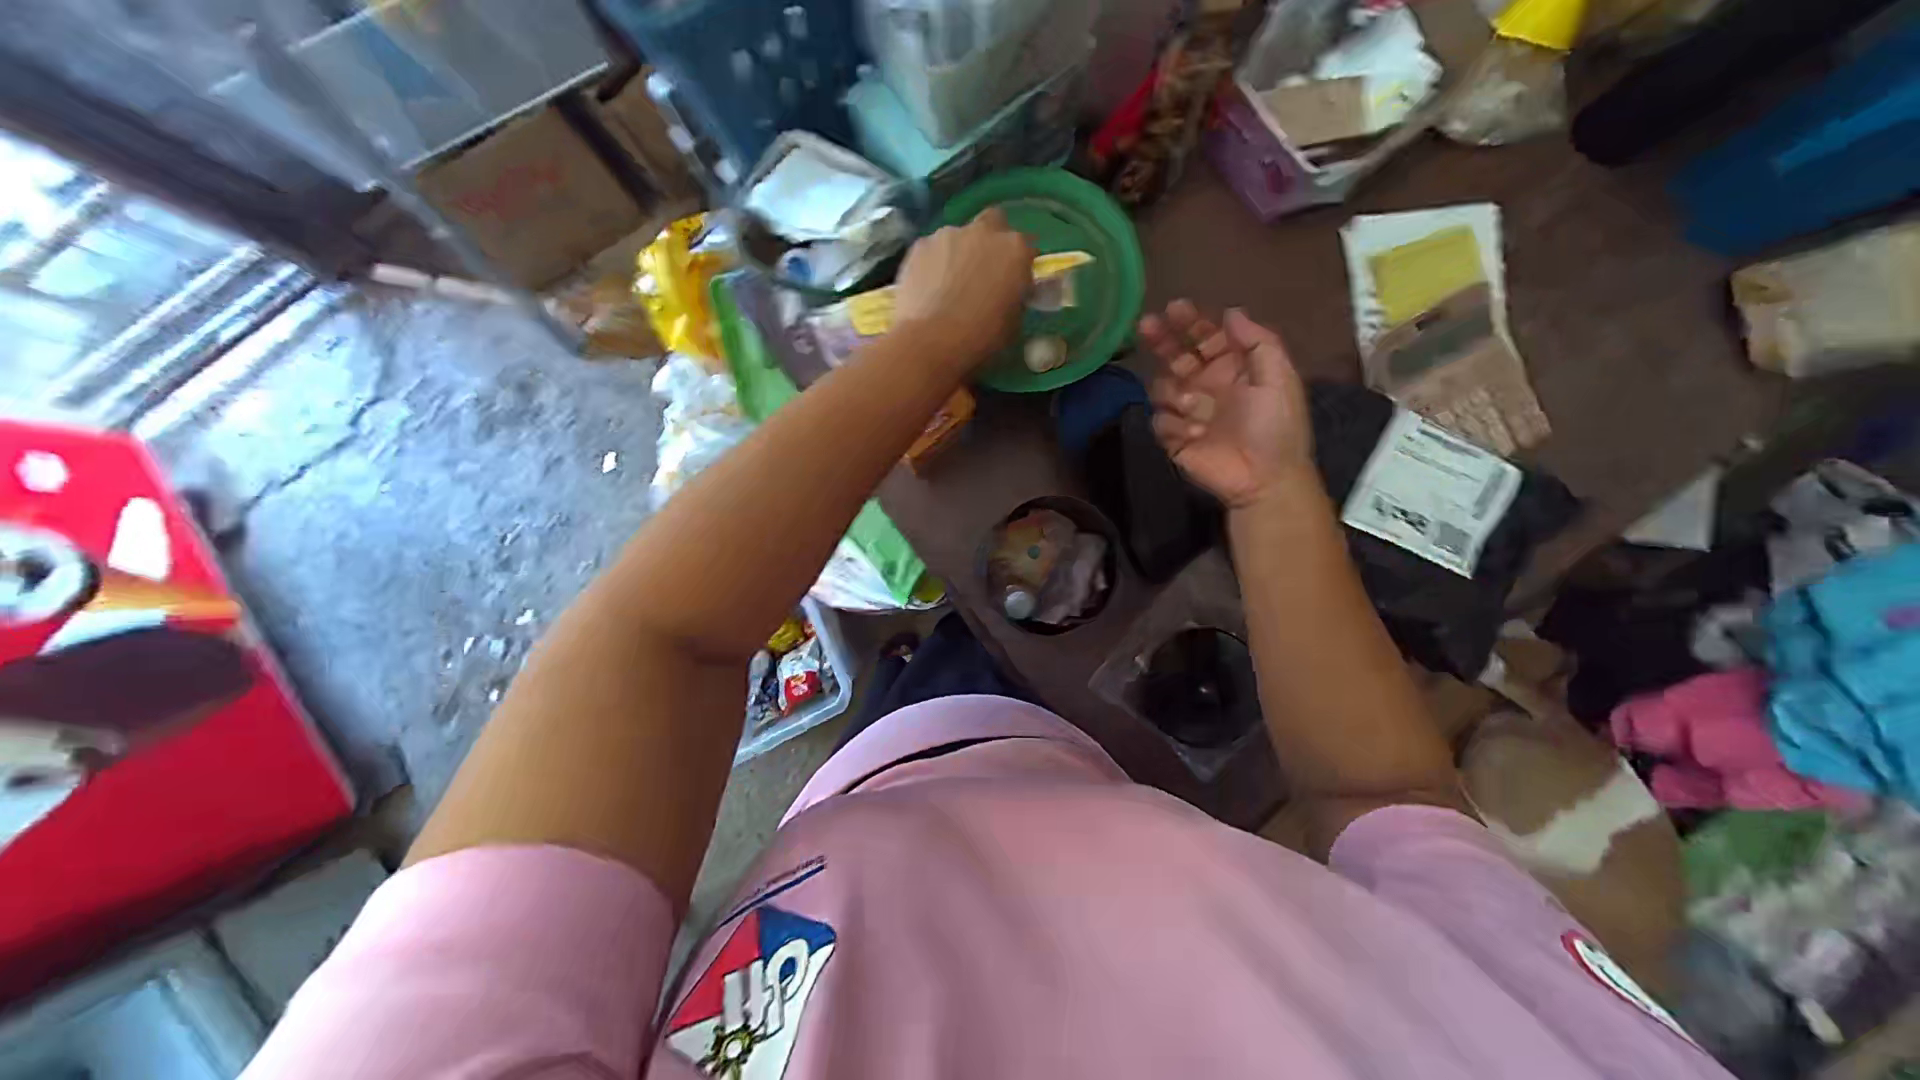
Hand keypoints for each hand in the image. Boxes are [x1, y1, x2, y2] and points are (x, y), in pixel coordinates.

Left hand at [893, 208, 1034, 363]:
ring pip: (959, 236)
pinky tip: (928, 286)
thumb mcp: (1013, 323)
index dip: (1021, 263)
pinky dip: (934, 262)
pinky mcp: (920, 245)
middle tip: (984, 268)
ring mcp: (949, 234)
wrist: (930, 341)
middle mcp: (984, 232)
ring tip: (950, 282)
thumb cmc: (981, 337)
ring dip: (960, 252)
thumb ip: (1015, 297)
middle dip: (992, 239)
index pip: (1027, 246)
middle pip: (994, 222)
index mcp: (1015, 250)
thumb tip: (1008, 293)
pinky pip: (932, 249)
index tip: (1015, 279)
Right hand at [1142, 301, 1313, 509]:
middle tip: (1146, 325)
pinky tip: (1195, 434)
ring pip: (1162, 387)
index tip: (1174, 308)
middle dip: (1161, 340)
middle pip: (1176, 356)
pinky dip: (1174, 425)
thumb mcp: (1279, 377)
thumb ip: (1257, 341)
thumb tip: (1230, 311)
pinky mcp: (1173, 438)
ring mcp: (1186, 412)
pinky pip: (1159, 421)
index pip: (1205, 337)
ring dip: (1174, 393)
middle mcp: (1205, 385)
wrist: (1265, 479)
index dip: (1190, 322)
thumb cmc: (1276, 427)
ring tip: (1195, 407)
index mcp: (1232, 368)